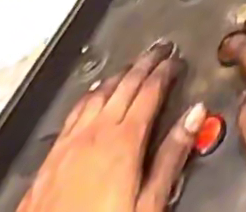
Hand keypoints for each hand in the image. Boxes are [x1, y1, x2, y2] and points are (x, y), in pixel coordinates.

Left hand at [19, 40, 204, 211]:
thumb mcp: (148, 205)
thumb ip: (172, 156)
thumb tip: (196, 114)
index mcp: (123, 141)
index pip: (151, 90)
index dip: (167, 70)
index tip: (178, 60)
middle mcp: (94, 135)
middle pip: (125, 84)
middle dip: (146, 62)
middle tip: (161, 49)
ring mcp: (68, 146)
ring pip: (97, 94)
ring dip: (119, 75)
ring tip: (132, 66)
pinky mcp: (48, 161)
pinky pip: (74, 112)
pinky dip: (91, 95)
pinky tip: (93, 96)